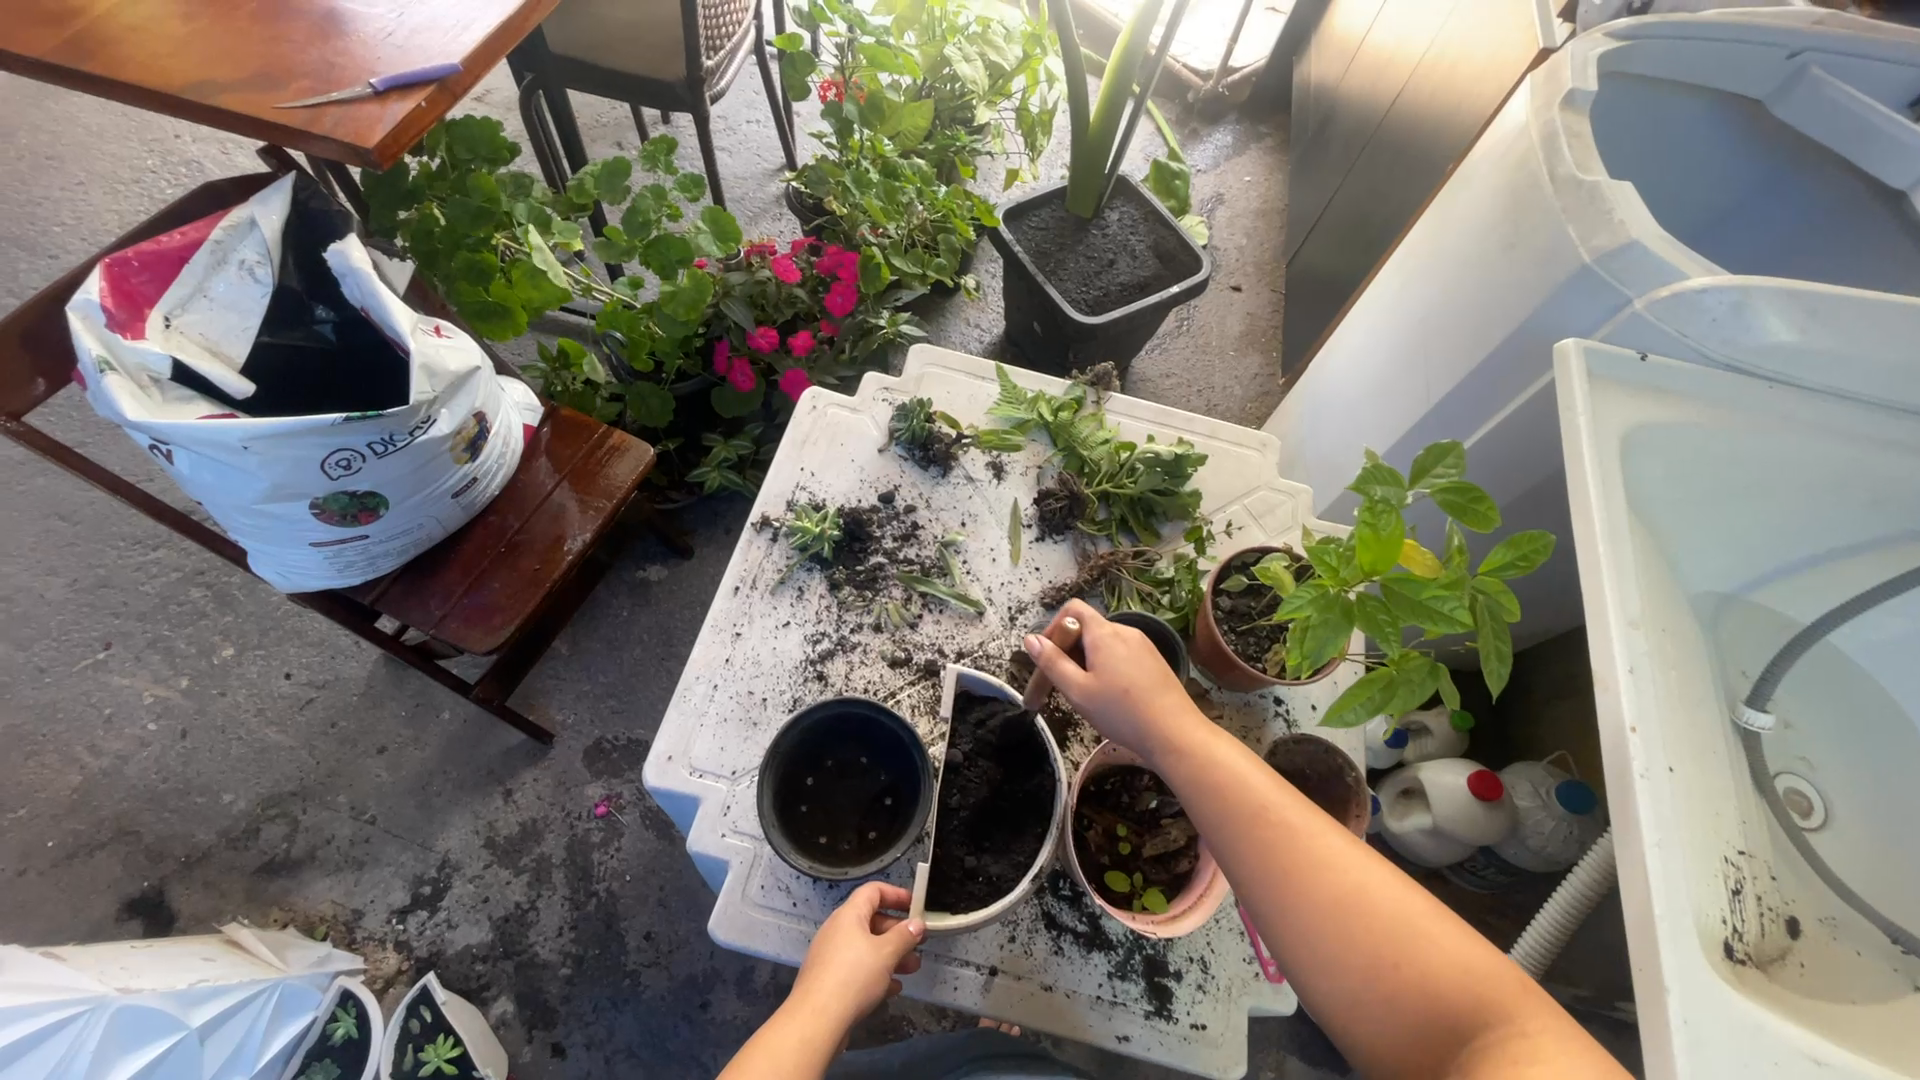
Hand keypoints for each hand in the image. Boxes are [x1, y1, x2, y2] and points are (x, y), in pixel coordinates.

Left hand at [788, 882, 925, 1034]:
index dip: (896, 894)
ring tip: (913, 968)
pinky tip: (893, 988)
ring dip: (891, 955)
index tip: (916, 906)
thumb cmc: (854, 977)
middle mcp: (838, 930)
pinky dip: (876, 973)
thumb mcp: (886, 953)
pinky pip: (857, 969)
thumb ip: (904, 936)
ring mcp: (832, 956)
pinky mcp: (830, 980)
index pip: (873, 891)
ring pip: (867, 948)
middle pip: (872, 921)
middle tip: (919, 943)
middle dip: (898, 932)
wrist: (816, 1021)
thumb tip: (916, 923)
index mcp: (849, 915)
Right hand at [1025, 599, 1211, 765]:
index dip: (1054, 628)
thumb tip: (1030, 639)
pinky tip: (1112, 696)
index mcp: (1104, 633)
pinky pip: (1123, 654)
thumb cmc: (1121, 712)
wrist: (1175, 734)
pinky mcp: (1155, 661)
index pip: (1072, 609)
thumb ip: (1052, 662)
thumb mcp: (1077, 690)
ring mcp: (1143, 645)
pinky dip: (1109, 666)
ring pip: (1105, 643)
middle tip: (1065, 684)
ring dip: (1089, 660)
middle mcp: (1125, 631)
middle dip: (1070, 650)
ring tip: (1089, 694)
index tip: (1049, 658)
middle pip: (1088, 627)